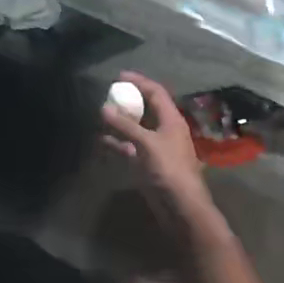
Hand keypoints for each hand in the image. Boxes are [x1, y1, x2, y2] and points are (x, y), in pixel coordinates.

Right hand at [100, 72, 214, 219]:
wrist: (181, 206)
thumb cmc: (168, 169)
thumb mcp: (146, 143)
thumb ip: (125, 126)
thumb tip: (104, 108)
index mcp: (172, 119)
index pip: (156, 92)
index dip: (140, 81)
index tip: (120, 76)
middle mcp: (166, 129)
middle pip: (148, 108)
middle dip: (130, 100)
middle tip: (110, 94)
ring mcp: (157, 147)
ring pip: (138, 128)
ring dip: (122, 121)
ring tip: (103, 114)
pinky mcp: (148, 164)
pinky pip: (131, 147)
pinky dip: (118, 142)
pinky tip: (102, 139)